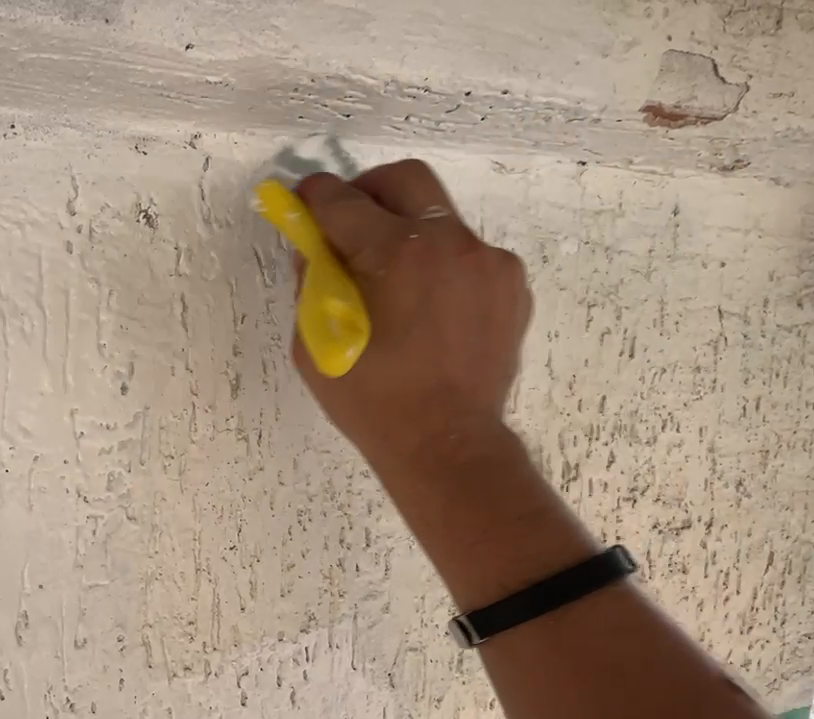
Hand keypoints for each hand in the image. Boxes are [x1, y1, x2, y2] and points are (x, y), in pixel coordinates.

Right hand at [289, 161, 532, 475]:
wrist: (445, 444)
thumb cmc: (371, 402)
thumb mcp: (316, 347)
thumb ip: (312, 286)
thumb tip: (314, 250)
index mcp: (396, 254)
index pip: (344, 202)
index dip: (315, 197)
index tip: (301, 200)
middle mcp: (449, 242)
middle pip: (405, 179)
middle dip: (367, 191)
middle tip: (346, 224)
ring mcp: (488, 262)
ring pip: (439, 220)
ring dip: (406, 236)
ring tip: (391, 285)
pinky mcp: (511, 286)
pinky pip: (467, 256)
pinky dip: (440, 268)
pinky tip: (427, 311)